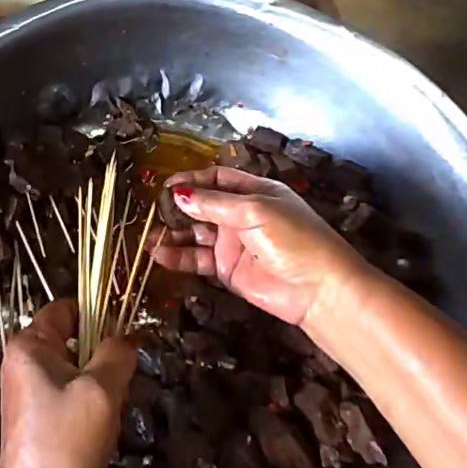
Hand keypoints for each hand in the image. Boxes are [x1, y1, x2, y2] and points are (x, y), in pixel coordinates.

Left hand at [0, 300, 135, 467]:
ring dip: (101, 375)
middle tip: (125, 366)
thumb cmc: (66, 442)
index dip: (99, 311)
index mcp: (28, 345)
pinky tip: (105, 415)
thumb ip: (119, 350)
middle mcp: (23, 361)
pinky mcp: (38, 414)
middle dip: (103, 348)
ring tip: (116, 395)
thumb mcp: (102, 388)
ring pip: (77, 362)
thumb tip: (129, 335)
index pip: (68, 306)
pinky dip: (92, 395)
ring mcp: (29, 389)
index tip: (127, 325)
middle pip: (74, 334)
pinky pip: (71, 387)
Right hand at [152, 166, 369, 327]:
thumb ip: (214, 204)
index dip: (193, 180)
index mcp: (255, 191)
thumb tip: (179, 194)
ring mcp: (233, 242)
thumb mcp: (254, 211)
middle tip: (152, 211)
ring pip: (196, 233)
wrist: (318, 289)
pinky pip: (198, 259)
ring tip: (147, 235)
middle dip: (178, 207)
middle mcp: (241, 214)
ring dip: (173, 233)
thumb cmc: (293, 238)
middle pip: (203, 205)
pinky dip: (178, 257)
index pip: (217, 178)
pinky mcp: (228, 270)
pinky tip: (159, 254)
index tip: (167, 186)